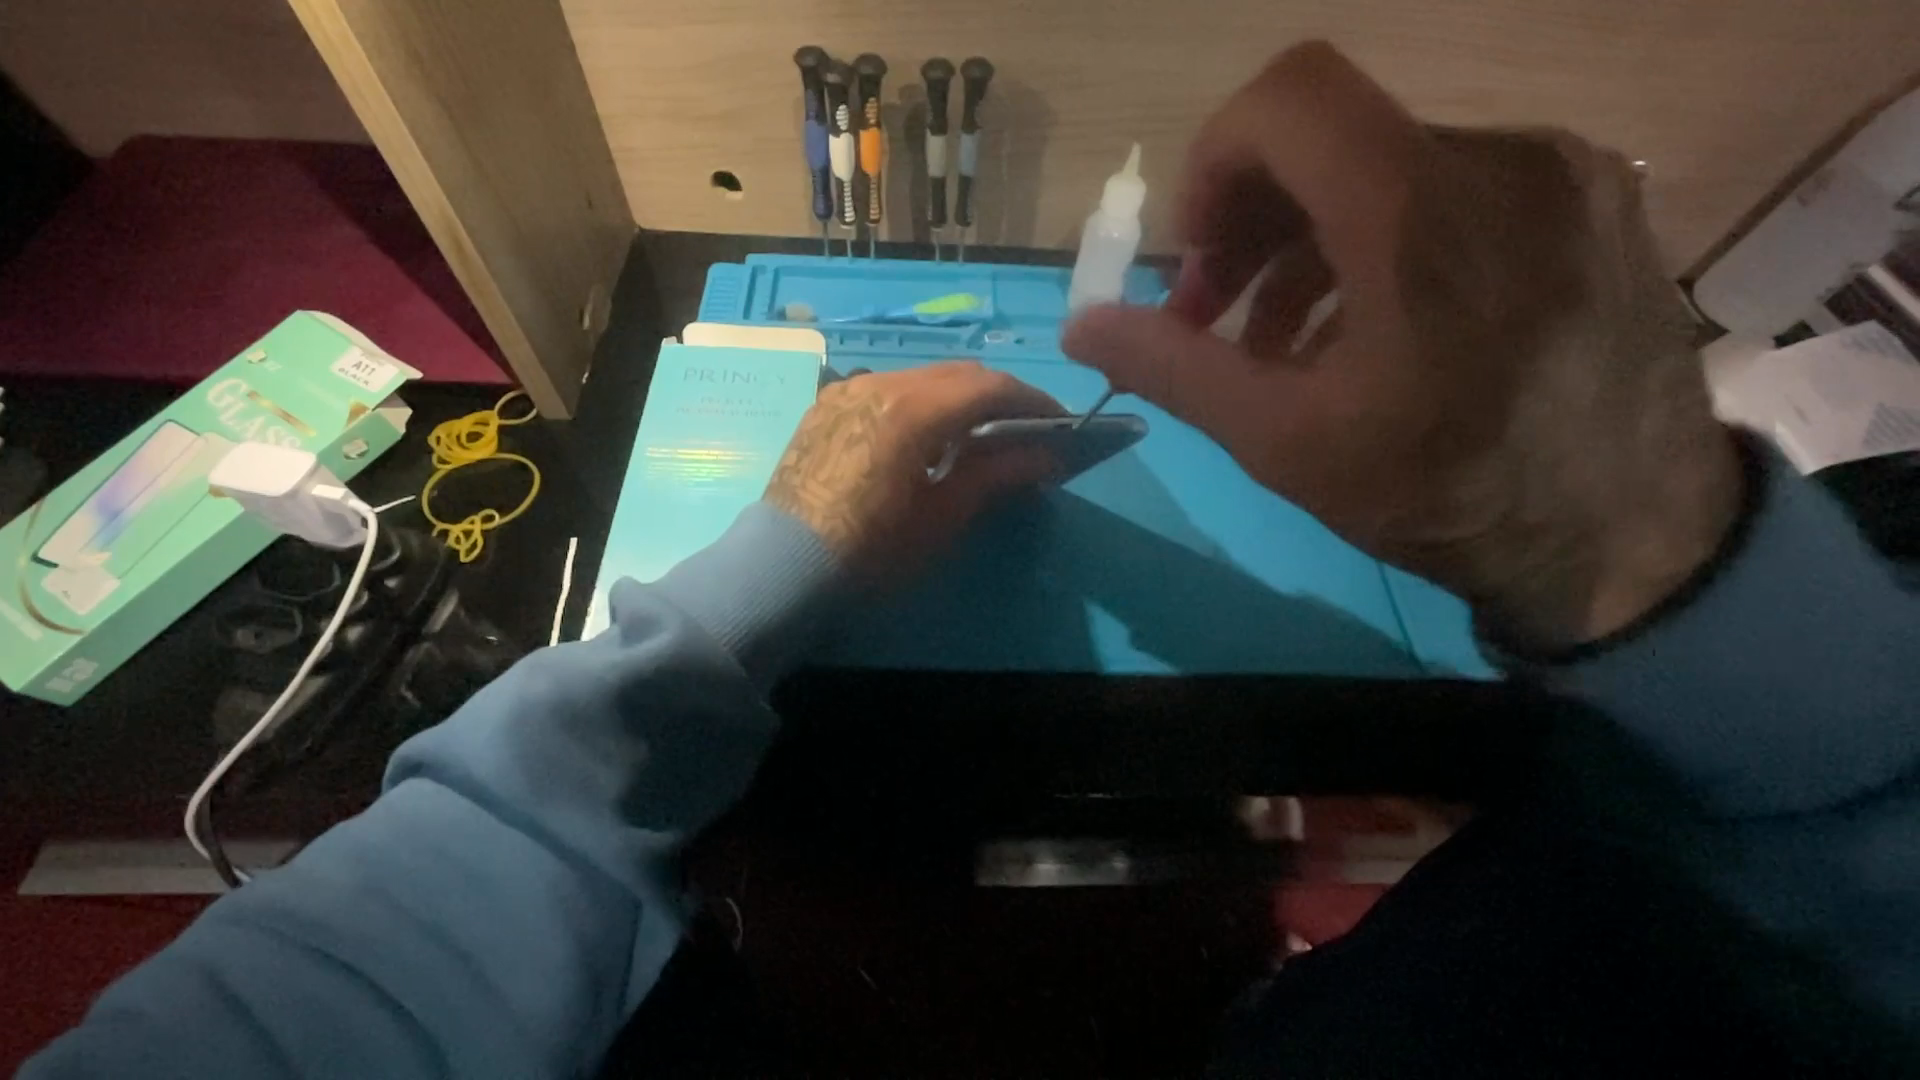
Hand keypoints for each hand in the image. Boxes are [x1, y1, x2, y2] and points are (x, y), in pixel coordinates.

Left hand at [765, 362, 1062, 579]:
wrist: (782, 567)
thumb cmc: (870, 552)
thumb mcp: (941, 519)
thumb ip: (995, 476)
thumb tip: (1046, 456)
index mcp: (911, 411)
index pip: (988, 388)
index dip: (1031, 401)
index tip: (1059, 423)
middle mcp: (879, 384)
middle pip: (956, 375)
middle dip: (998, 397)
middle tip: (1027, 430)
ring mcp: (847, 390)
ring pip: (921, 379)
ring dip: (959, 399)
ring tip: (981, 436)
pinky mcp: (826, 406)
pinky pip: (888, 391)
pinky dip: (921, 405)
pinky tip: (929, 438)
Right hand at [1062, 42, 1741, 650]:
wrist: (1630, 538)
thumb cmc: (1440, 492)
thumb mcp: (1280, 440)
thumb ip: (1173, 368)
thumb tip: (1078, 328)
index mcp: (1417, 211)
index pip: (1287, 99)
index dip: (1215, 163)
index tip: (1198, 258)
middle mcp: (1499, 158)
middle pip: (1331, 139)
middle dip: (1250, 221)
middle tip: (1219, 317)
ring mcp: (1560, 175)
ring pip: (1390, 167)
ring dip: (1311, 243)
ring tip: (1288, 344)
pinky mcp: (1592, 203)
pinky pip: (1455, 190)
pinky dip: (1385, 244)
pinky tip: (1372, 332)